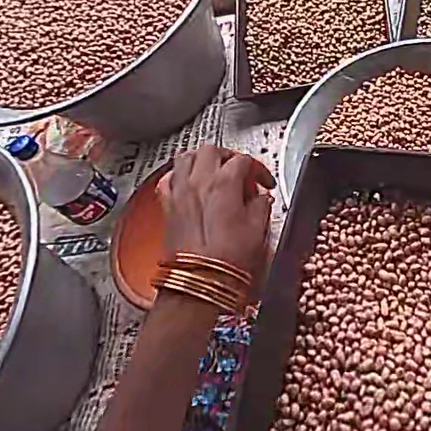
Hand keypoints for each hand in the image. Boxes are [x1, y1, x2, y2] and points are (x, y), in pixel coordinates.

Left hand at [162, 144, 274, 280]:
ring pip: (186, 158)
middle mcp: (198, 181)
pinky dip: (179, 176)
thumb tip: (260, 199)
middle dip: (228, 156)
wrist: (200, 280)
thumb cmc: (226, 260)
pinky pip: (169, 179)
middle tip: (239, 171)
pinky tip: (188, 184)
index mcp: (224, 183)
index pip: (243, 160)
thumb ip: (261, 206)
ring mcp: (179, 192)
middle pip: (211, 150)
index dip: (258, 169)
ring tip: (213, 172)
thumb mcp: (257, 229)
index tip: (263, 182)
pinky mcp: (167, 206)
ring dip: (202, 160)